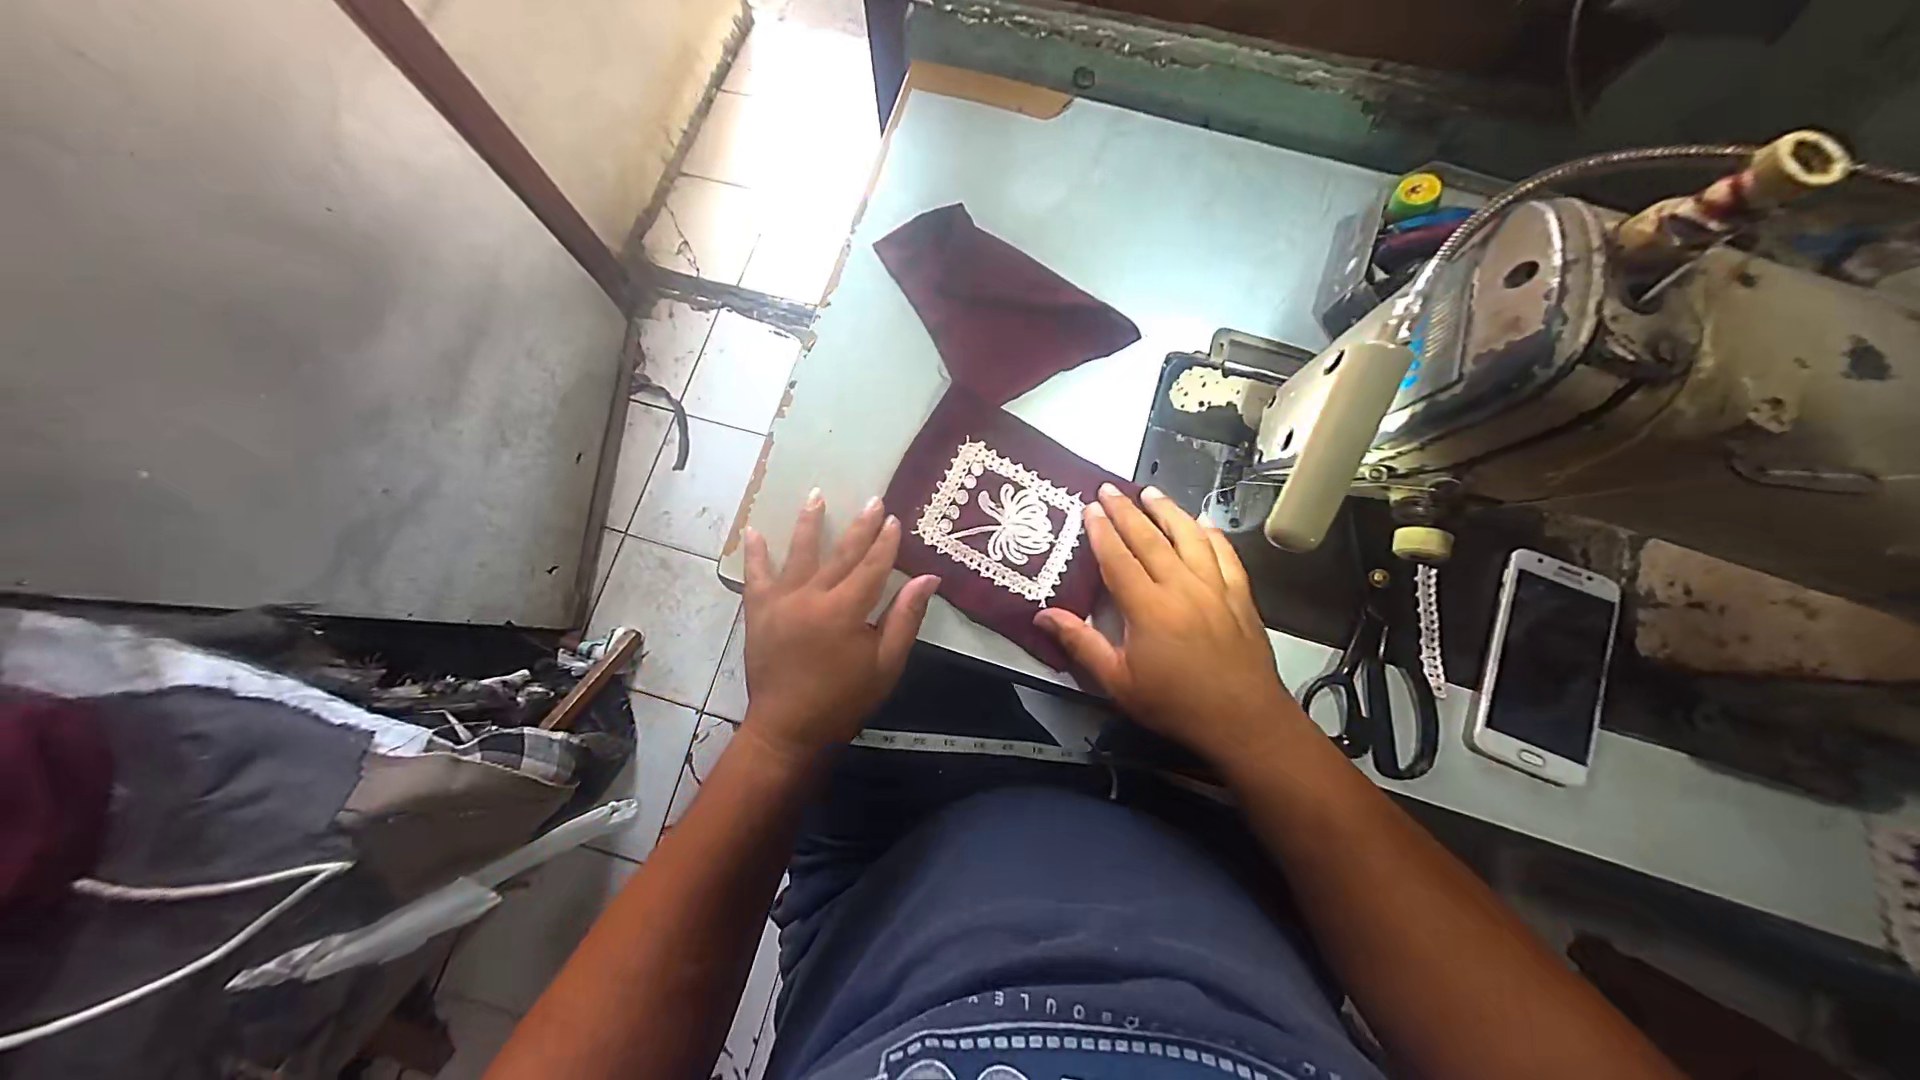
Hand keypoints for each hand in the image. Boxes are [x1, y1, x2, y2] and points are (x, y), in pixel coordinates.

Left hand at [738, 489, 940, 766]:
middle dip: (860, 526)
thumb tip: (928, 578)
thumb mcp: (886, 664)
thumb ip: (905, 617)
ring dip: (810, 523)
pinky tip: (753, 531)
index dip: (885, 542)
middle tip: (873, 499)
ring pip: (798, 554)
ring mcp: (781, 601)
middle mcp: (811, 597)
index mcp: (845, 611)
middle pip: (841, 554)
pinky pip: (756, 576)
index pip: (872, 566)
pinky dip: (755, 554)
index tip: (894, 518)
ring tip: (816, 495)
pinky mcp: (758, 612)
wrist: (788, 728)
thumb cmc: (844, 700)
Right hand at [1035, 484, 1308, 765]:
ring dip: (1168, 511)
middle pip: (1151, 539)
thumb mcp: (1118, 681)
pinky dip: (1213, 535)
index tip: (1089, 508)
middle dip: (1127, 511)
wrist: (1244, 721)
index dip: (1101, 530)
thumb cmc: (1176, 704)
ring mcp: (1215, 588)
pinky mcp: (1240, 596)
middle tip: (1110, 489)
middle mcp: (1182, 587)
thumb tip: (1044, 616)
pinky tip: (1203, 523)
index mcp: (1149, 607)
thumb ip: (1081, 643)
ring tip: (1151, 492)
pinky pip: (1225, 555)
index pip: (1119, 557)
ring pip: (1189, 538)